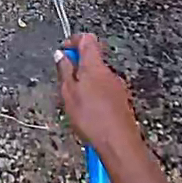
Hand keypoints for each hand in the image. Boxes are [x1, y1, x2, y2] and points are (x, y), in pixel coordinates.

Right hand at [55, 33, 144, 163]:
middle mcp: (109, 72)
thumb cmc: (93, 119)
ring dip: (85, 83)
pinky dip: (94, 96)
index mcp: (94, 65)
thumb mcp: (69, 93)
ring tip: (75, 103)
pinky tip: (88, 113)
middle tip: (64, 82)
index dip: (73, 41)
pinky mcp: (121, 101)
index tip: (64, 51)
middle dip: (77, 67)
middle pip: (92, 59)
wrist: (118, 143)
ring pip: (97, 76)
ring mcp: (117, 87)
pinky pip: (104, 91)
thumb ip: (64, 70)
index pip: (87, 39)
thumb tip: (61, 55)